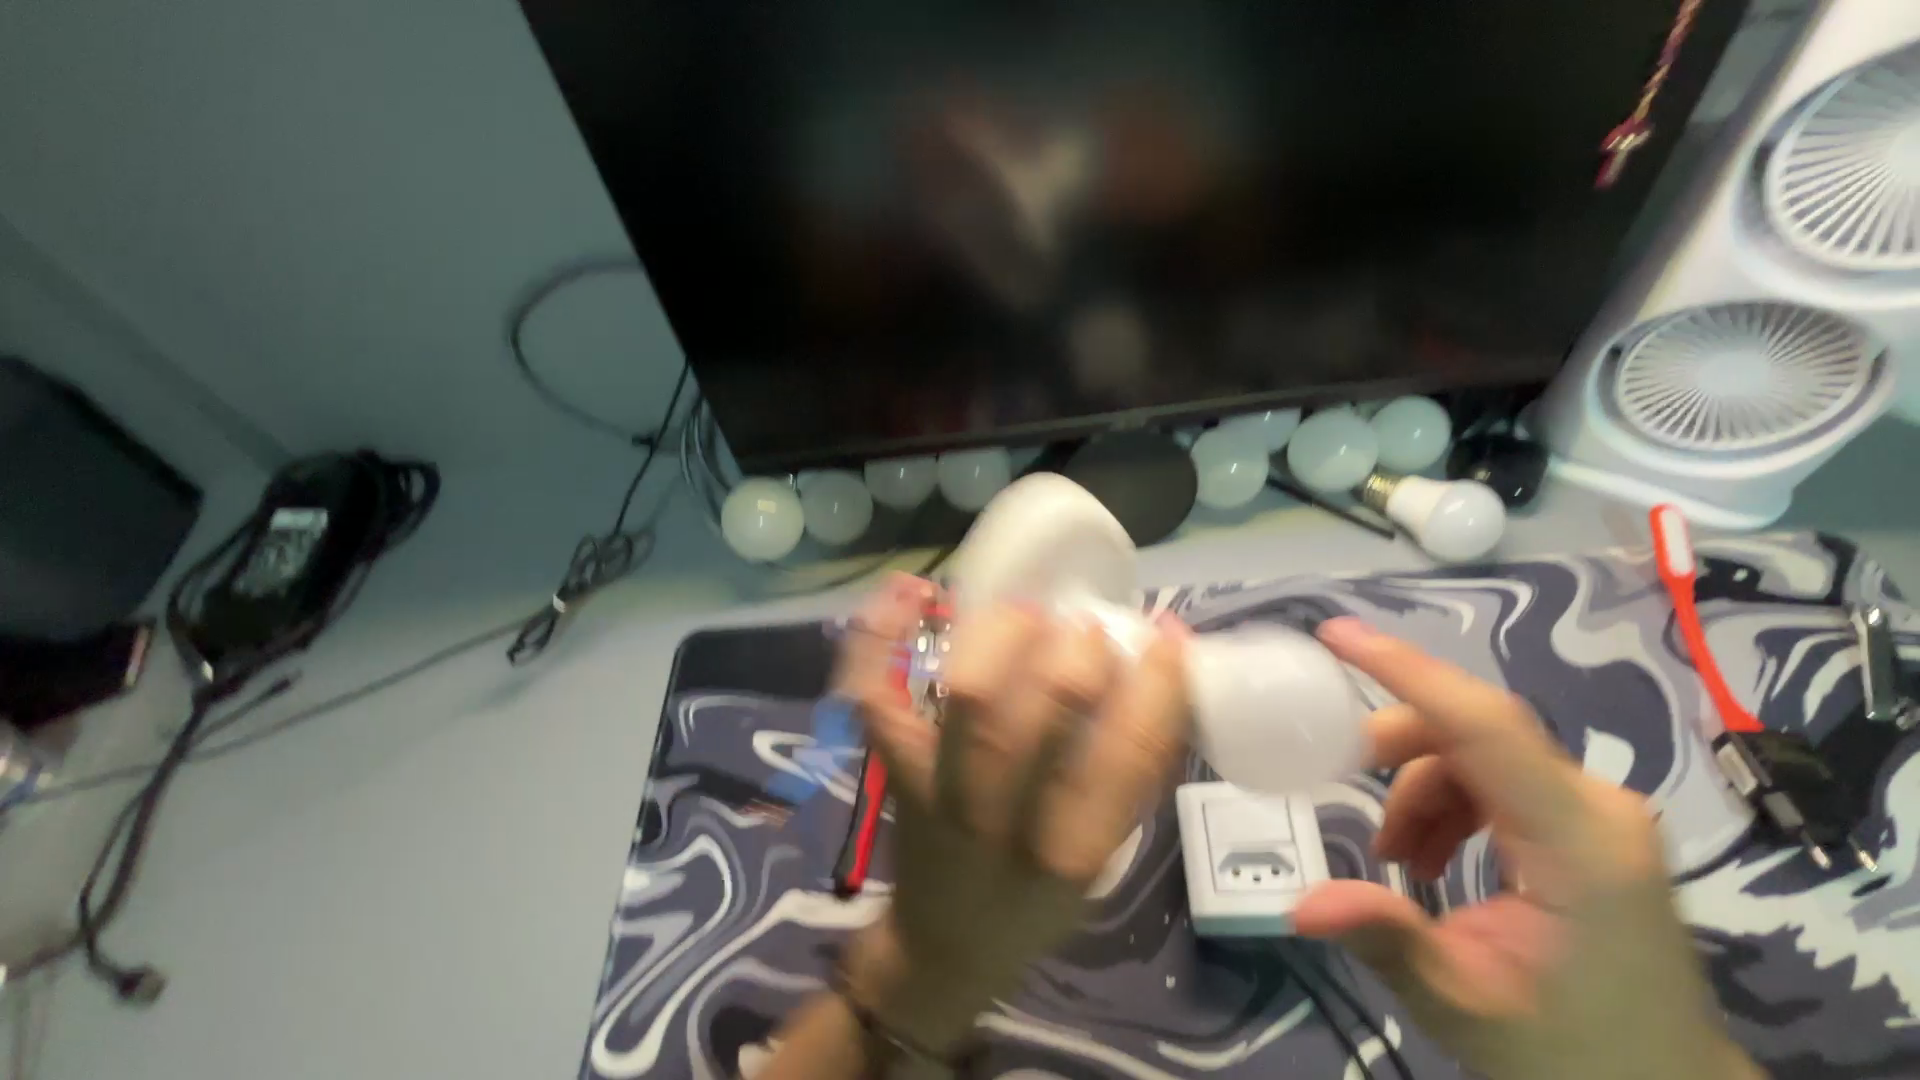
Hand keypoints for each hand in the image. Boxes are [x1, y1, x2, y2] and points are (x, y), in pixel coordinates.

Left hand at [831, 575, 1189, 1052]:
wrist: (947, 942)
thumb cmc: (1040, 896)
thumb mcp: (1106, 856)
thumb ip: (1133, 773)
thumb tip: (1163, 668)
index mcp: (1070, 851)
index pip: (1121, 762)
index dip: (1152, 688)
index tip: (1166, 636)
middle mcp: (997, 823)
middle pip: (1024, 724)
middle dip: (1067, 661)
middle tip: (1086, 628)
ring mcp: (934, 791)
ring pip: (959, 702)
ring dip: (996, 639)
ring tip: (1025, 612)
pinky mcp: (892, 768)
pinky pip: (874, 695)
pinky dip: (880, 635)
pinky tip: (910, 589)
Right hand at [1295, 618, 1762, 1079]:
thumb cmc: (1567, 1051)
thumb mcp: (1463, 1004)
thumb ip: (1386, 940)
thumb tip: (1300, 906)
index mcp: (1578, 844)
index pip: (1484, 727)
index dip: (1406, 671)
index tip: (1336, 633)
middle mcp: (1597, 807)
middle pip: (1476, 732)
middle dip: (1396, 749)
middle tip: (1337, 776)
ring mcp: (1597, 811)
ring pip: (1479, 753)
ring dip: (1417, 790)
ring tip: (1392, 858)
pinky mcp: (1586, 823)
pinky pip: (1496, 779)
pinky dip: (1445, 803)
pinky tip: (1425, 857)